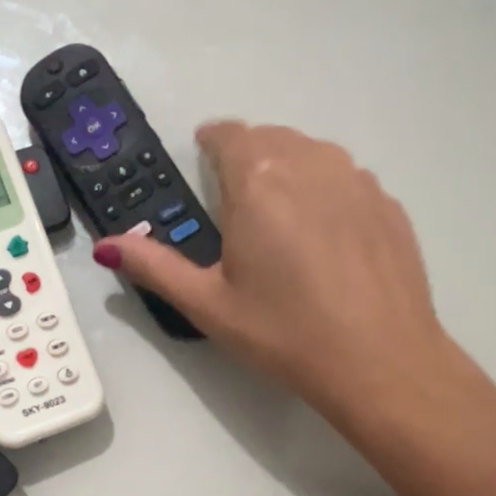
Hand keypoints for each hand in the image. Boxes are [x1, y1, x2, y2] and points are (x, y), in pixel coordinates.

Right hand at [93, 122, 453, 418]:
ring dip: (289, 169)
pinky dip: (327, 192)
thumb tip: (106, 246)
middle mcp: (310, 163)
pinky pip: (347, 180)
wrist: (379, 361)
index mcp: (258, 181)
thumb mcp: (208, 304)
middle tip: (235, 199)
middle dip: (248, 156)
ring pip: (313, 154)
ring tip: (280, 217)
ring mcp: (357, 180)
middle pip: (271, 138)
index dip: (211, 142)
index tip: (203, 157)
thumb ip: (154, 267)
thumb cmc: (283, 332)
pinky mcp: (389, 204)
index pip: (228, 134)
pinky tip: (326, 239)